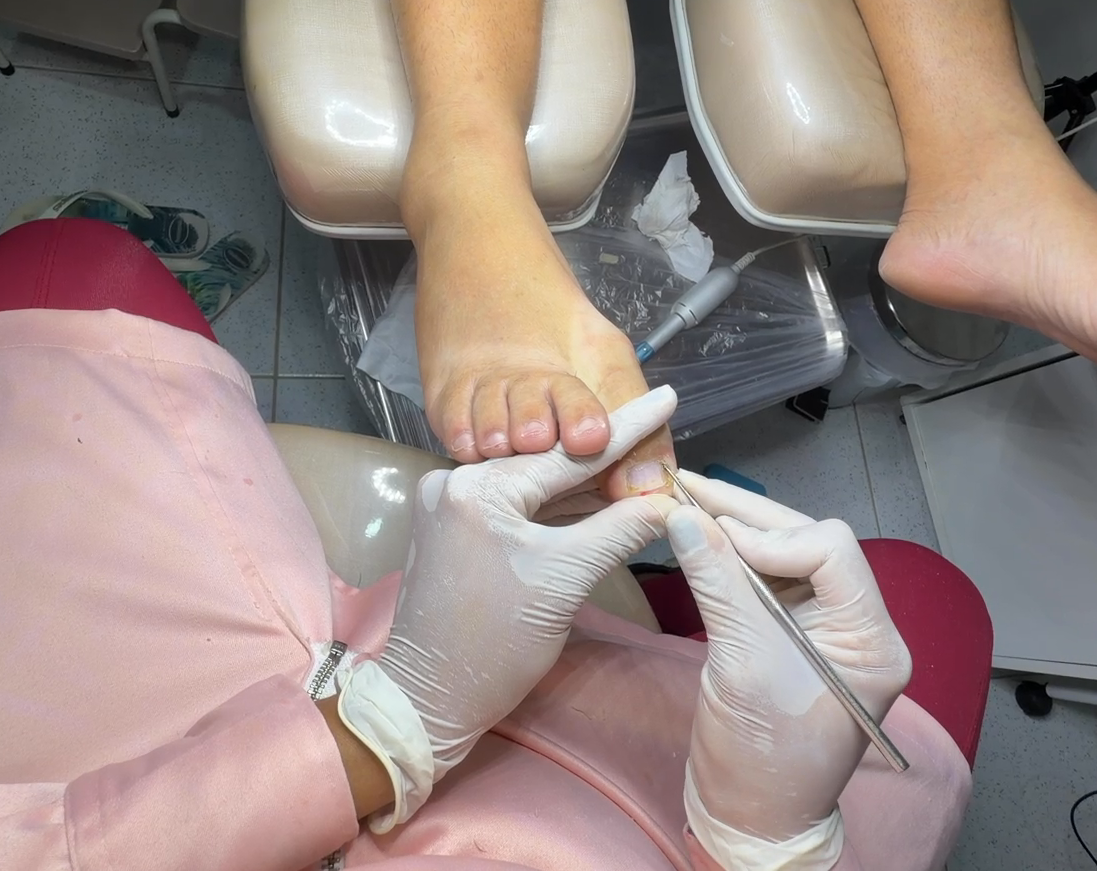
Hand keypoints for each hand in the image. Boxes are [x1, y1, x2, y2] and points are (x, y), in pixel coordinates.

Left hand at [339, 387, 678, 824]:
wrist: (429, 700)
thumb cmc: (496, 644)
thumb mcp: (565, 580)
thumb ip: (619, 529)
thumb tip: (667, 502)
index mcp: (476, 486)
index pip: (569, 454)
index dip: (627, 428)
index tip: (667, 395)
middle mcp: (454, 478)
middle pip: (549, 464)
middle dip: (607, 458)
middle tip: (660, 432)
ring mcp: (450, 500)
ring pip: (534, 484)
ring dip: (584, 484)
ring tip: (639, 465)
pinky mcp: (454, 522)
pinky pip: (516, 504)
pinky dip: (556, 506)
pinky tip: (598, 496)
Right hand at [667, 472, 910, 849]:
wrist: (751, 812)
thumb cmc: (763, 752)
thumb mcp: (742, 662)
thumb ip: (717, 581)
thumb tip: (680, 514)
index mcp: (870, 638)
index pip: (832, 551)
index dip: (775, 538)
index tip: (720, 539)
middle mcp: (855, 621)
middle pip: (806, 541)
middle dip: (747, 516)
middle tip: (687, 488)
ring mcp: (822, 622)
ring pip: (782, 549)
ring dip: (734, 526)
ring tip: (685, 501)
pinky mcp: (790, 626)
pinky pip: (763, 573)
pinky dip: (729, 552)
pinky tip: (697, 534)